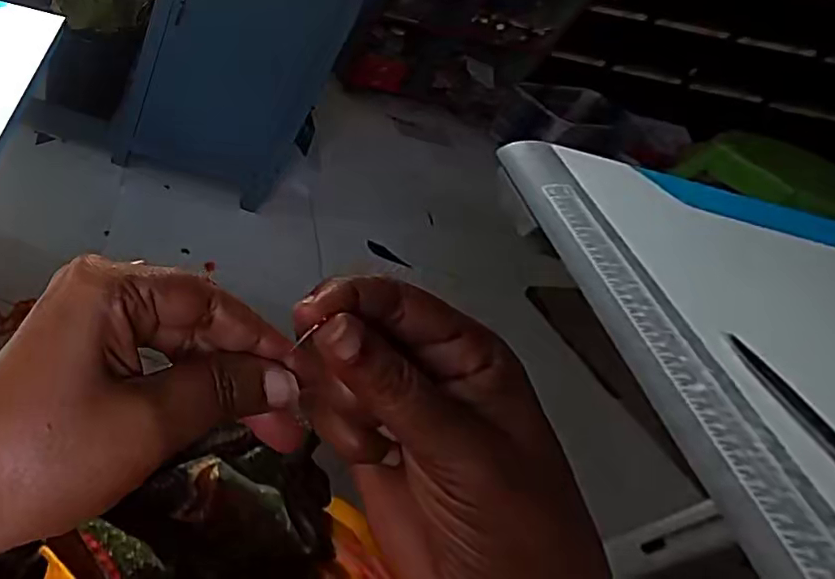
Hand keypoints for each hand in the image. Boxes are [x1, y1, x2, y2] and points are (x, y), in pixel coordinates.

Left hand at [0, 257, 306, 575]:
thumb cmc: (48, 455)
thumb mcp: (144, 423)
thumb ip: (216, 390)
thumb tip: (280, 379)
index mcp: (107, 285)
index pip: (203, 298)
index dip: (257, 337)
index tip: (302, 374)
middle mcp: (96, 286)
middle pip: (186, 315)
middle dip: (238, 362)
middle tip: (289, 410)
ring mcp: (84, 315)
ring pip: (167, 337)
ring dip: (212, 376)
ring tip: (262, 417)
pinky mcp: (78, 347)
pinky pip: (141, 354)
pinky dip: (178, 381)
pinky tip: (211, 408)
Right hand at [291, 277, 606, 578]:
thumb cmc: (522, 536)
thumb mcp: (464, 453)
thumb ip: (395, 387)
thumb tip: (337, 329)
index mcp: (462, 351)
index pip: (395, 300)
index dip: (350, 298)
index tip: (312, 311)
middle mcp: (421, 365)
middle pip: (351, 323)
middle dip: (339, 356)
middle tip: (346, 391)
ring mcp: (389, 398)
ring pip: (330, 361)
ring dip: (337, 399)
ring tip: (372, 438)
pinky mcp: (362, 430)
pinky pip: (323, 402)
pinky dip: (330, 424)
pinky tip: (366, 453)